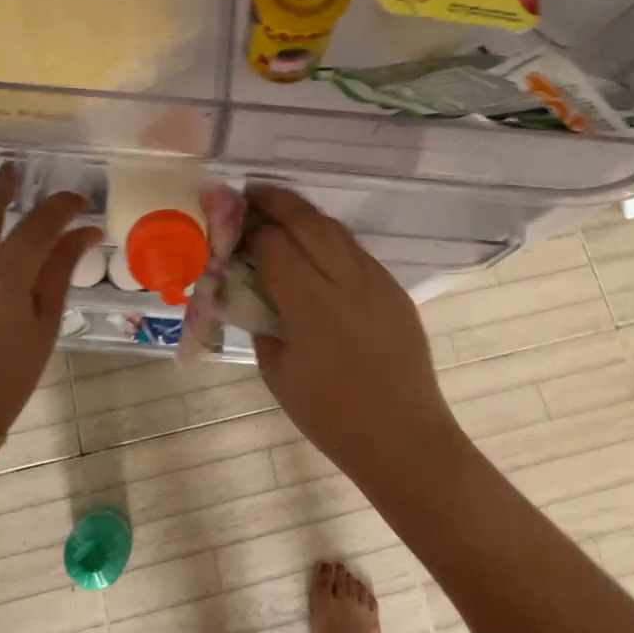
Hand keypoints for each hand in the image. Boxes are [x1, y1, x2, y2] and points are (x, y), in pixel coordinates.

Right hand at [247, 185, 462, 477]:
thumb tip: (252, 294)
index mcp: (309, 302)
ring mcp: (375, 281)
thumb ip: (262, 324)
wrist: (402, 438)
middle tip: (250, 194)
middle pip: (305, 221)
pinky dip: (330, 239)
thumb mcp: (278, 373)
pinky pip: (356, 251)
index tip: (231, 225)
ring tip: (280, 212)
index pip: (273, 244)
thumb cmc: (330, 415)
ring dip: (304, 215)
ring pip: (335, 229)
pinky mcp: (394, 289)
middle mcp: (344, 280)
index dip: (249, 230)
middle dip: (275, 201)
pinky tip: (316, 249)